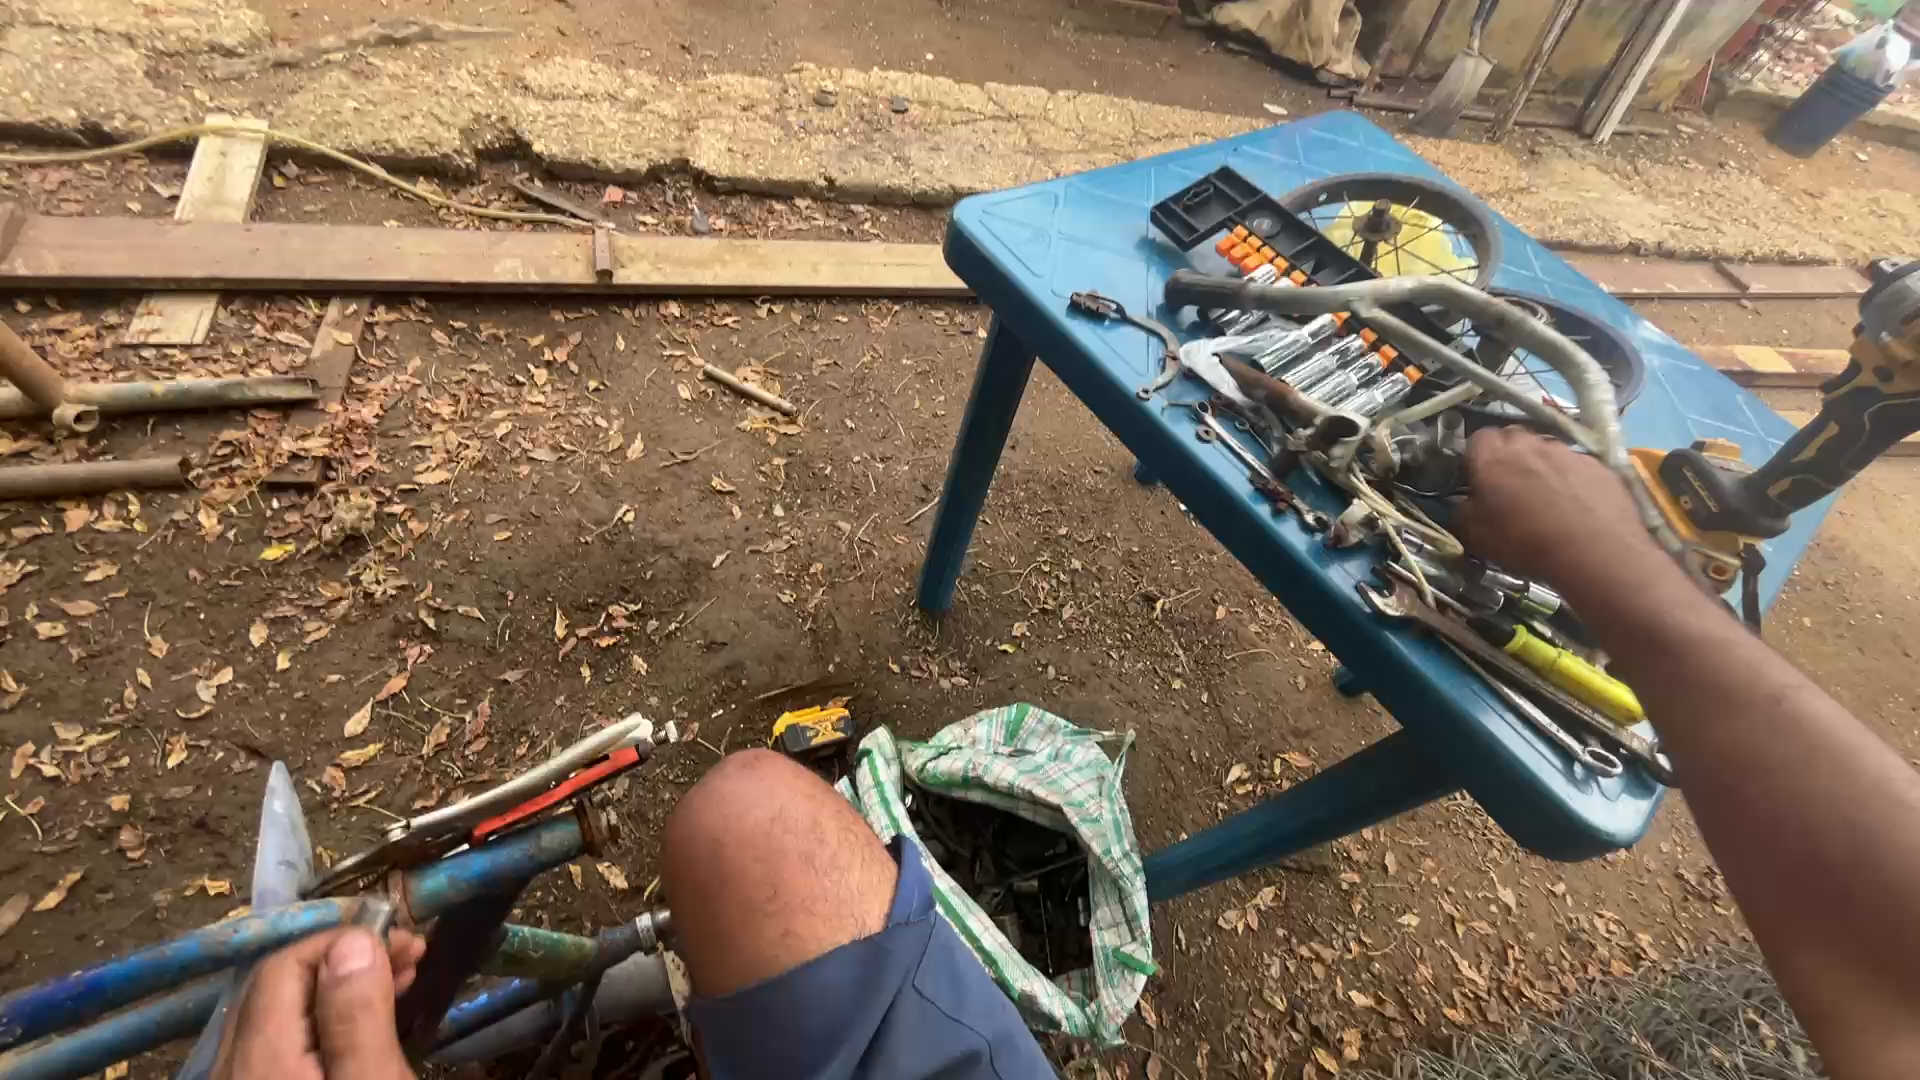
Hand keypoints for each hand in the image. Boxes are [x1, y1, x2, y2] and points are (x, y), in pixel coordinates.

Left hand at [212, 927, 426, 1079]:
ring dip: (344, 983)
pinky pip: (285, 1040)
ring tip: (403, 977)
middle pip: (278, 985)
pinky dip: (330, 1016)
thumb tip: (353, 940)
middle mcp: (232, 1069)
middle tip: (411, 954)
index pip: (284, 965)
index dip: (345, 938)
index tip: (404, 943)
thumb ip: (358, 1015)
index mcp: (259, 1061)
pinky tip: (369, 1020)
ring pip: (283, 1012)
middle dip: (348, 956)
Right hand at [1456, 427, 1669, 598]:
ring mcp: (1569, 453)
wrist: (1595, 553)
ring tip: (1544, 495)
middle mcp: (1530, 445)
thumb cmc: (1523, 541)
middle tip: (1507, 483)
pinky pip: (1576, 465)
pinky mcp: (1601, 466)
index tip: (1476, 477)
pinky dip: (1570, 478)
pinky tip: (1573, 504)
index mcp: (1492, 457)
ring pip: (1546, 450)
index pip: (1477, 438)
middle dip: (1507, 454)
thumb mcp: (1471, 532)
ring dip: (1540, 465)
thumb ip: (1462, 508)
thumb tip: (1468, 501)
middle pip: (1513, 437)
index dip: (1475, 455)